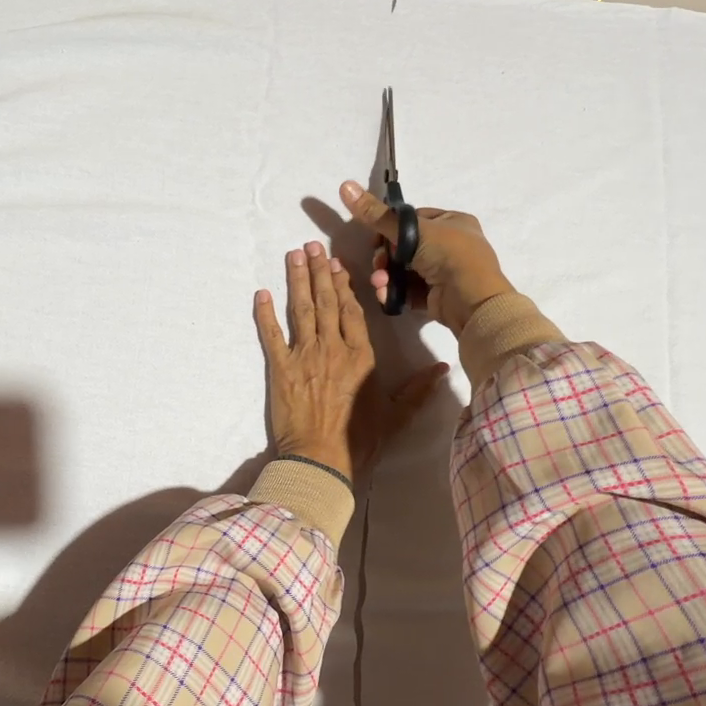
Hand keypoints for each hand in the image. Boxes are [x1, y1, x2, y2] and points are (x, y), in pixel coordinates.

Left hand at [254, 241, 448, 479]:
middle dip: (319, 271)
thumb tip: (444, 369)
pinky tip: (261, 293)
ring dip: (296, 280)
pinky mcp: (280, 369)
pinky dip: (265, 313)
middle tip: (311, 246)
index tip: (338, 263)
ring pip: (300, 309)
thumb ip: (419, 389)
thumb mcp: (397, 414)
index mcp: (361, 356)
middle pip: (325, 301)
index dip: (343, 285)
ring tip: (293, 256)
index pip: (351, 311)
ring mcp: (304, 356)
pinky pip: (271, 335)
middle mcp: (333, 348)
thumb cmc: (361, 440)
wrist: (322, 459)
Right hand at [339, 180, 514, 336]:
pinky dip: (396, 291)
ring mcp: (445, 272)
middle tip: (378, 264)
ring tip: (380, 283)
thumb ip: (377, 215)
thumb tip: (345, 185)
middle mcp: (451, 245)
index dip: (390, 229)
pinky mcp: (437, 296)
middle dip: (386, 258)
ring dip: (387, 276)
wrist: (471, 300)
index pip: (413, 220)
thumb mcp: (411, 231)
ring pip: (405, 270)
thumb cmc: (448, 255)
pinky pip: (410, 289)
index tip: (375, 239)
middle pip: (405, 247)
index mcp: (452, 222)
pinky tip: (386, 294)